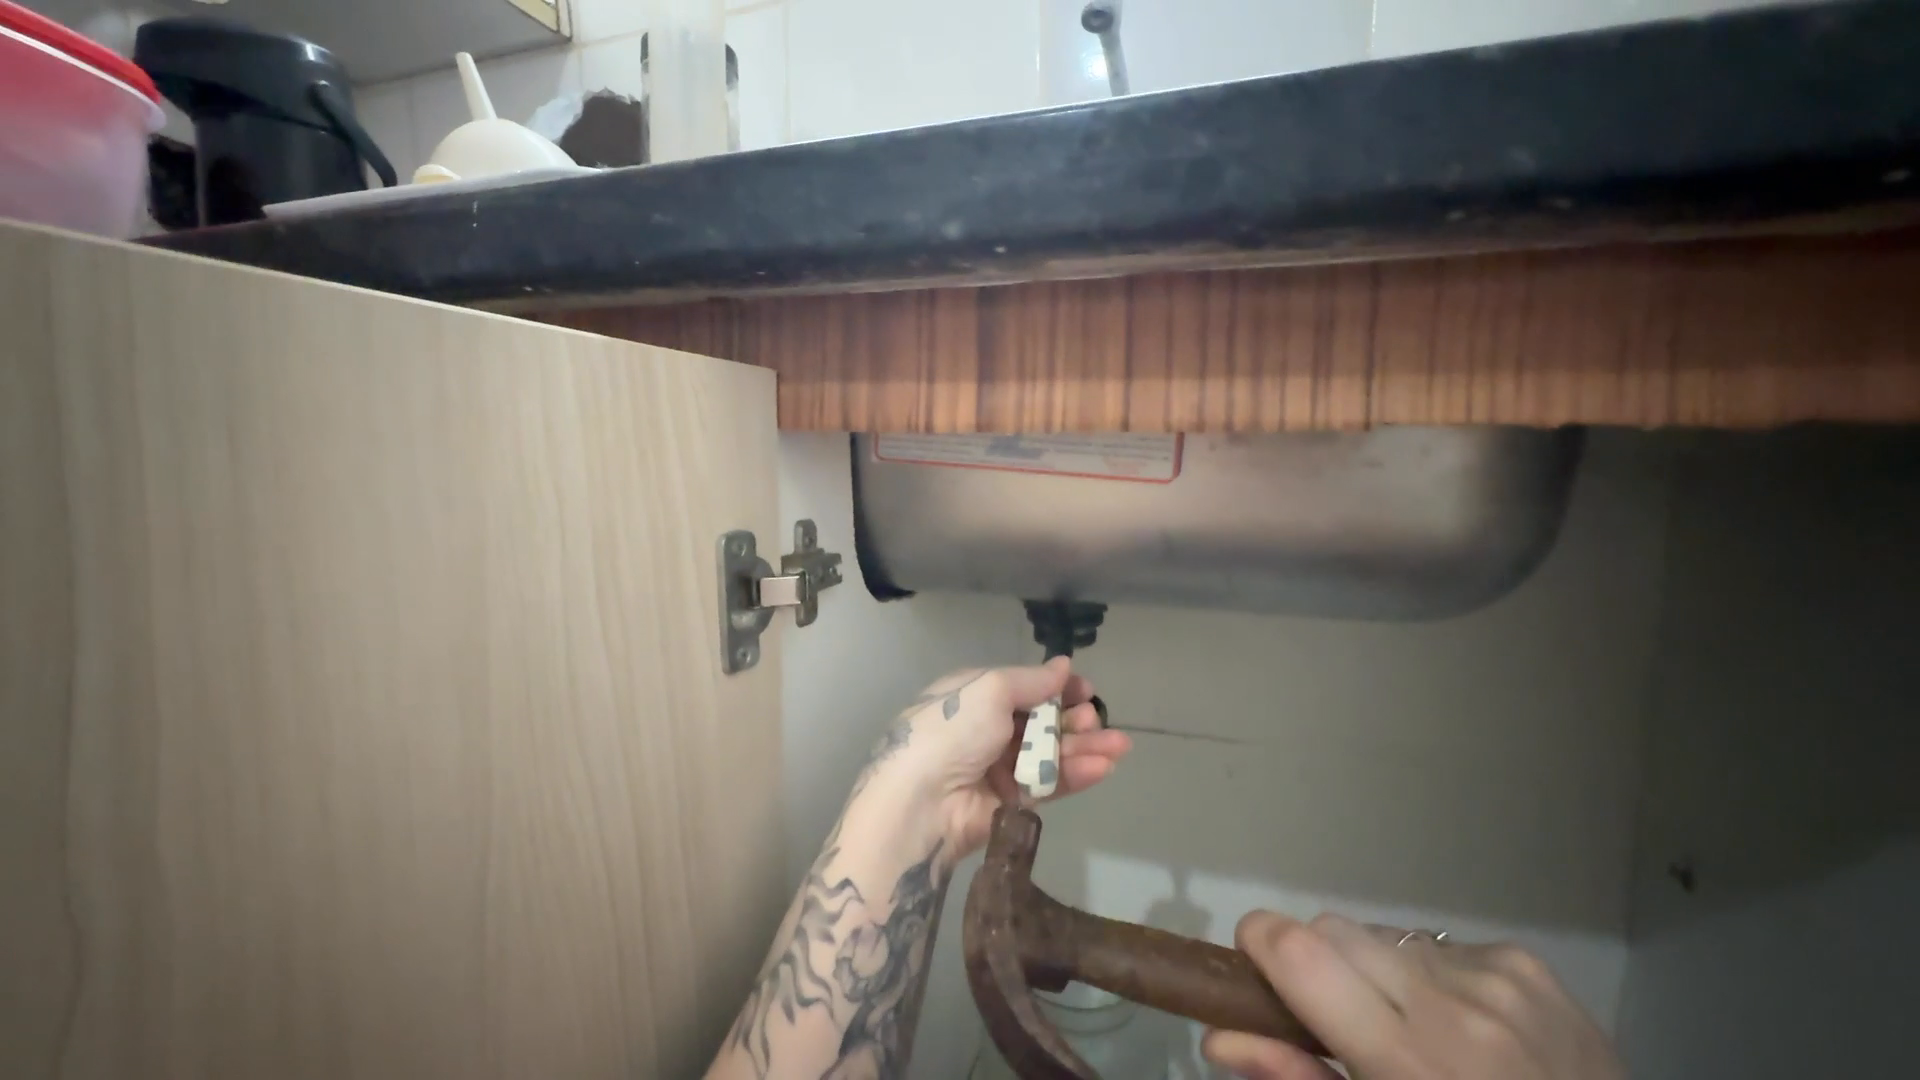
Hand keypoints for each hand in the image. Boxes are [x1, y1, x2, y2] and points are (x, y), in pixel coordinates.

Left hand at [855, 658, 1131, 861]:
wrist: (922, 801)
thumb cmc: (953, 730)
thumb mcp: (990, 689)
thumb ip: (1032, 680)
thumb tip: (1062, 665)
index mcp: (973, 697)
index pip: (1023, 689)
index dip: (1055, 689)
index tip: (1085, 689)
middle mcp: (985, 730)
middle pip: (1040, 722)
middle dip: (1073, 719)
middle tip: (1093, 719)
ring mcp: (998, 768)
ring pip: (1050, 755)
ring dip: (1085, 747)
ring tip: (1119, 745)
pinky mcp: (1010, 804)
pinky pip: (1049, 785)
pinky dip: (1077, 774)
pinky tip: (1105, 766)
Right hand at [1205, 913, 1624, 1079]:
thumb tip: (1217, 1034)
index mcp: (1414, 1061)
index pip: (1302, 950)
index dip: (1260, 943)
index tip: (1254, 966)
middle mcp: (1455, 1002)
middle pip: (1330, 930)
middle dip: (1315, 963)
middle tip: (1335, 1017)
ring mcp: (1497, 975)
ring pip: (1380, 936)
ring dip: (1373, 970)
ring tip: (1412, 1028)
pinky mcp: (1527, 961)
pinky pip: (1434, 943)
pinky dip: (1426, 975)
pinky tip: (1461, 1025)